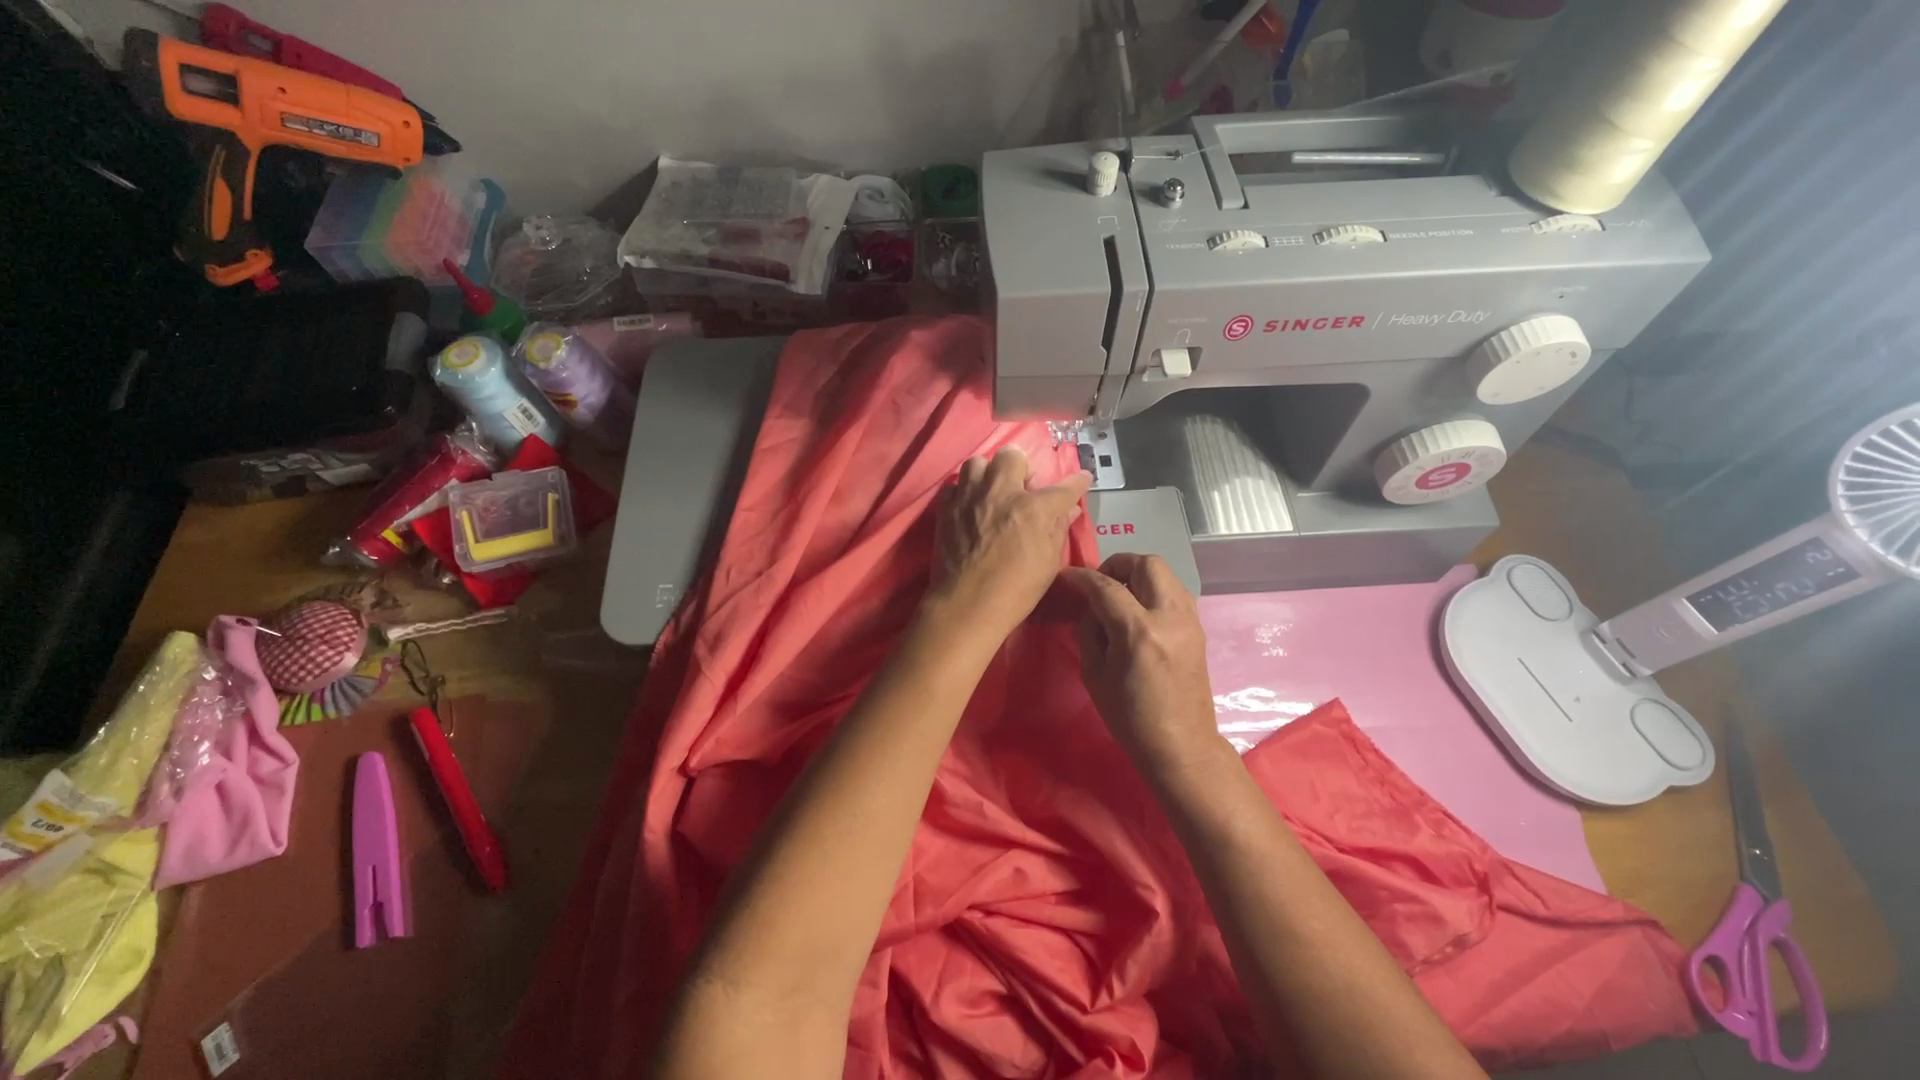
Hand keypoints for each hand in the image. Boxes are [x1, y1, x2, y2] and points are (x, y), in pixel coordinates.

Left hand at [928, 447, 1090, 638]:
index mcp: (1033, 508)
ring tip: (991, 493)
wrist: (967, 605)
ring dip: (988, 474)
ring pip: (978, 463)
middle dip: (1021, 467)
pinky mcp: (946, 507)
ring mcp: (969, 497)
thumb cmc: (1016, 590)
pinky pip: (955, 485)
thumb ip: (1059, 529)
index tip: (1081, 479)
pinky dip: (964, 492)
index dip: (1076, 482)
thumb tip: (1069, 509)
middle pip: (1012, 456)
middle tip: (1022, 488)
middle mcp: (1000, 492)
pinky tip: (970, 508)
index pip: (1063, 486)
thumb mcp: (1049, 563)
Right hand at [1060, 554, 1219, 771]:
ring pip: (1165, 572)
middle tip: (1099, 583)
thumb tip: (1090, 605)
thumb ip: (1090, 631)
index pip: (1106, 587)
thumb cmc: (1129, 717)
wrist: (1180, 744)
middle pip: (1146, 563)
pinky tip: (1139, 610)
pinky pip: (1174, 591)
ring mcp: (1189, 620)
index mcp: (1139, 632)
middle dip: (1117, 564)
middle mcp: (1169, 617)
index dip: (1082, 577)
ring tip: (1119, 595)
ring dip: (1138, 574)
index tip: (1066, 576)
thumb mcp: (1094, 674)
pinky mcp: (1198, 628)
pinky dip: (1154, 588)